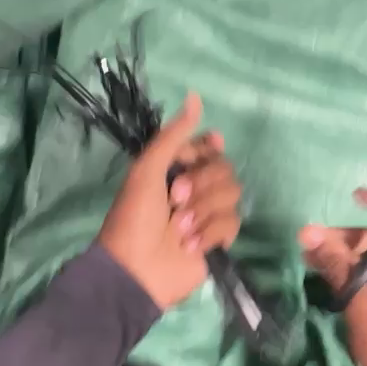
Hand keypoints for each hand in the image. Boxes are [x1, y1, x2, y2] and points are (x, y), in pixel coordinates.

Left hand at [96, 93, 242, 310]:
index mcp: (175, 169)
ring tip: (180, 229)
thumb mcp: (147, 169)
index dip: (208, 149)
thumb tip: (195, 96)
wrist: (136, 269)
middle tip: (175, 200)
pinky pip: (232, 223)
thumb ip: (173, 136)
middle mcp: (195, 188)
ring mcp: (208, 214)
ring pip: (232, 194)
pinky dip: (210, 233)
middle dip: (201, 183)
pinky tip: (189, 245)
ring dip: (203, 210)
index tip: (205, 149)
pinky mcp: (218, 239)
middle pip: (225, 169)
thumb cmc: (134, 217)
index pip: (208, 148)